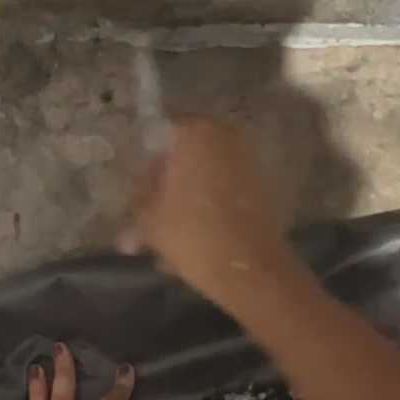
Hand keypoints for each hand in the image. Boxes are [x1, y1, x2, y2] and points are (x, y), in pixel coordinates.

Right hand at [130, 116, 297, 306]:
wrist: (247, 268)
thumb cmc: (190, 234)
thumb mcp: (148, 217)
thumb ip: (139, 192)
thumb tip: (141, 180)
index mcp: (195, 133)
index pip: (161, 131)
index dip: (147, 161)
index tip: (139, 187)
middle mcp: (225, 138)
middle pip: (184, 158)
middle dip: (165, 190)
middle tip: (147, 221)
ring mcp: (247, 163)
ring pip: (203, 182)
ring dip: (183, 208)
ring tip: (163, 248)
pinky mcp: (261, 190)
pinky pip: (222, 197)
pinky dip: (206, 214)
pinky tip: (189, 247)